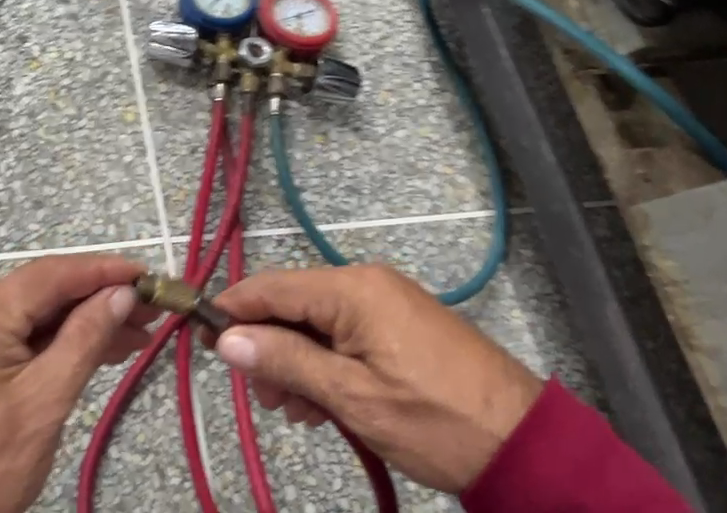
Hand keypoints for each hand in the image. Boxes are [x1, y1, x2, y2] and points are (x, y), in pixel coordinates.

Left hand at [0, 256, 156, 512]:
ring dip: (88, 320)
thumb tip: (122, 294)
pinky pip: (26, 333)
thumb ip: (85, 339)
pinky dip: (64, 339)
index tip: (146, 274)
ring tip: (141, 331)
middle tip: (153, 308)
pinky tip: (106, 346)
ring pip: (40, 312)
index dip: (102, 270)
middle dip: (101, 297)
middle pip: (46, 290)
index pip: (50, 275)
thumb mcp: (45, 401)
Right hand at [206, 264, 543, 493]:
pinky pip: (345, 335)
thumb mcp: (352, 396)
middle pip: (292, 305)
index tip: (199, 336)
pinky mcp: (401, 326)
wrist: (527, 445)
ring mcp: (386, 303)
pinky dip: (326, 365)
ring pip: (317, 324)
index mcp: (351, 289)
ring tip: (297, 412)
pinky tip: (325, 405)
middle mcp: (365, 283)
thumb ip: (286, 361)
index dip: (231, 310)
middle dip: (268, 348)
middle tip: (262, 398)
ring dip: (297, 363)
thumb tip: (226, 339)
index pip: (271, 287)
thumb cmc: (434, 420)